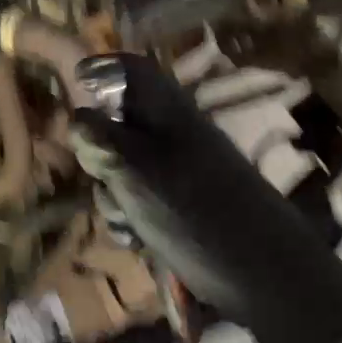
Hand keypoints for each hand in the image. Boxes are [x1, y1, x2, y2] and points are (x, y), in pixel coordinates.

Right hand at [71, 54, 341, 342]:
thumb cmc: (195, 211)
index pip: (133, 71)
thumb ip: (102, 140)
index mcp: (168, 112)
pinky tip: (137, 240)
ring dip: (112, 191)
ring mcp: (180, 172)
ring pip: (124, 167)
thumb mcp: (136, 170)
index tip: (76, 79)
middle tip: (99, 172)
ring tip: (126, 220)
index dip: (104, 69)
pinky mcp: (184, 206)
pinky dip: (131, 216)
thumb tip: (76, 115)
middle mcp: (174, 134)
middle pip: (119, 123)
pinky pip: (141, 200)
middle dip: (98, 150)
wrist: (265, 274)